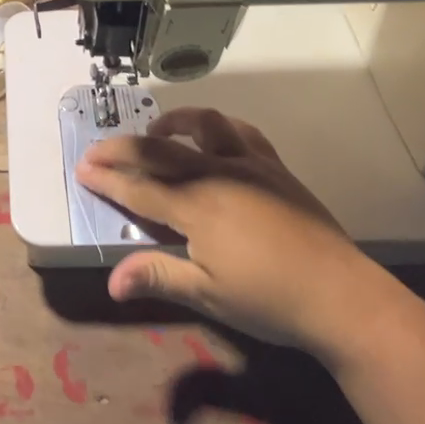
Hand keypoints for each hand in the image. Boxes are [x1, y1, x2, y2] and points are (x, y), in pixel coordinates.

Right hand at [75, 108, 396, 360]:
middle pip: (160, 151)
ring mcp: (250, 166)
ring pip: (204, 126)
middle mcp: (217, 175)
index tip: (82, 169)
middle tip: (98, 149)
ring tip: (157, 131)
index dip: (108, 178)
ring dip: (173, 123)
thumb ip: (158, 276)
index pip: (140, 188)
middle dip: (123, 148)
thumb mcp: (208, 295)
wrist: (342, 295)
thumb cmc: (270, 301)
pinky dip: (218, 127)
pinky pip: (242, 133)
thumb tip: (111, 281)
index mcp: (196, 208)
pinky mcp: (275, 168)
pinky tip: (213, 136)